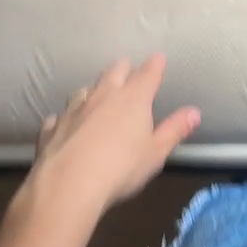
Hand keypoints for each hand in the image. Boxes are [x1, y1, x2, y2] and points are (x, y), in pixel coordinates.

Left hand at [17, 56, 199, 229]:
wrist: (67, 188)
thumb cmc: (121, 169)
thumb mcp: (156, 152)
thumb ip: (175, 130)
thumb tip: (194, 112)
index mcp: (134, 99)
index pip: (148, 73)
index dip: (155, 65)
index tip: (159, 59)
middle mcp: (104, 96)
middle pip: (114, 71)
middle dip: (123, 68)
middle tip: (127, 69)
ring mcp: (74, 111)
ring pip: (84, 90)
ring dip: (93, 91)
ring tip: (96, 95)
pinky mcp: (51, 130)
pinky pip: (58, 117)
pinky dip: (64, 118)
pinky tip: (63, 123)